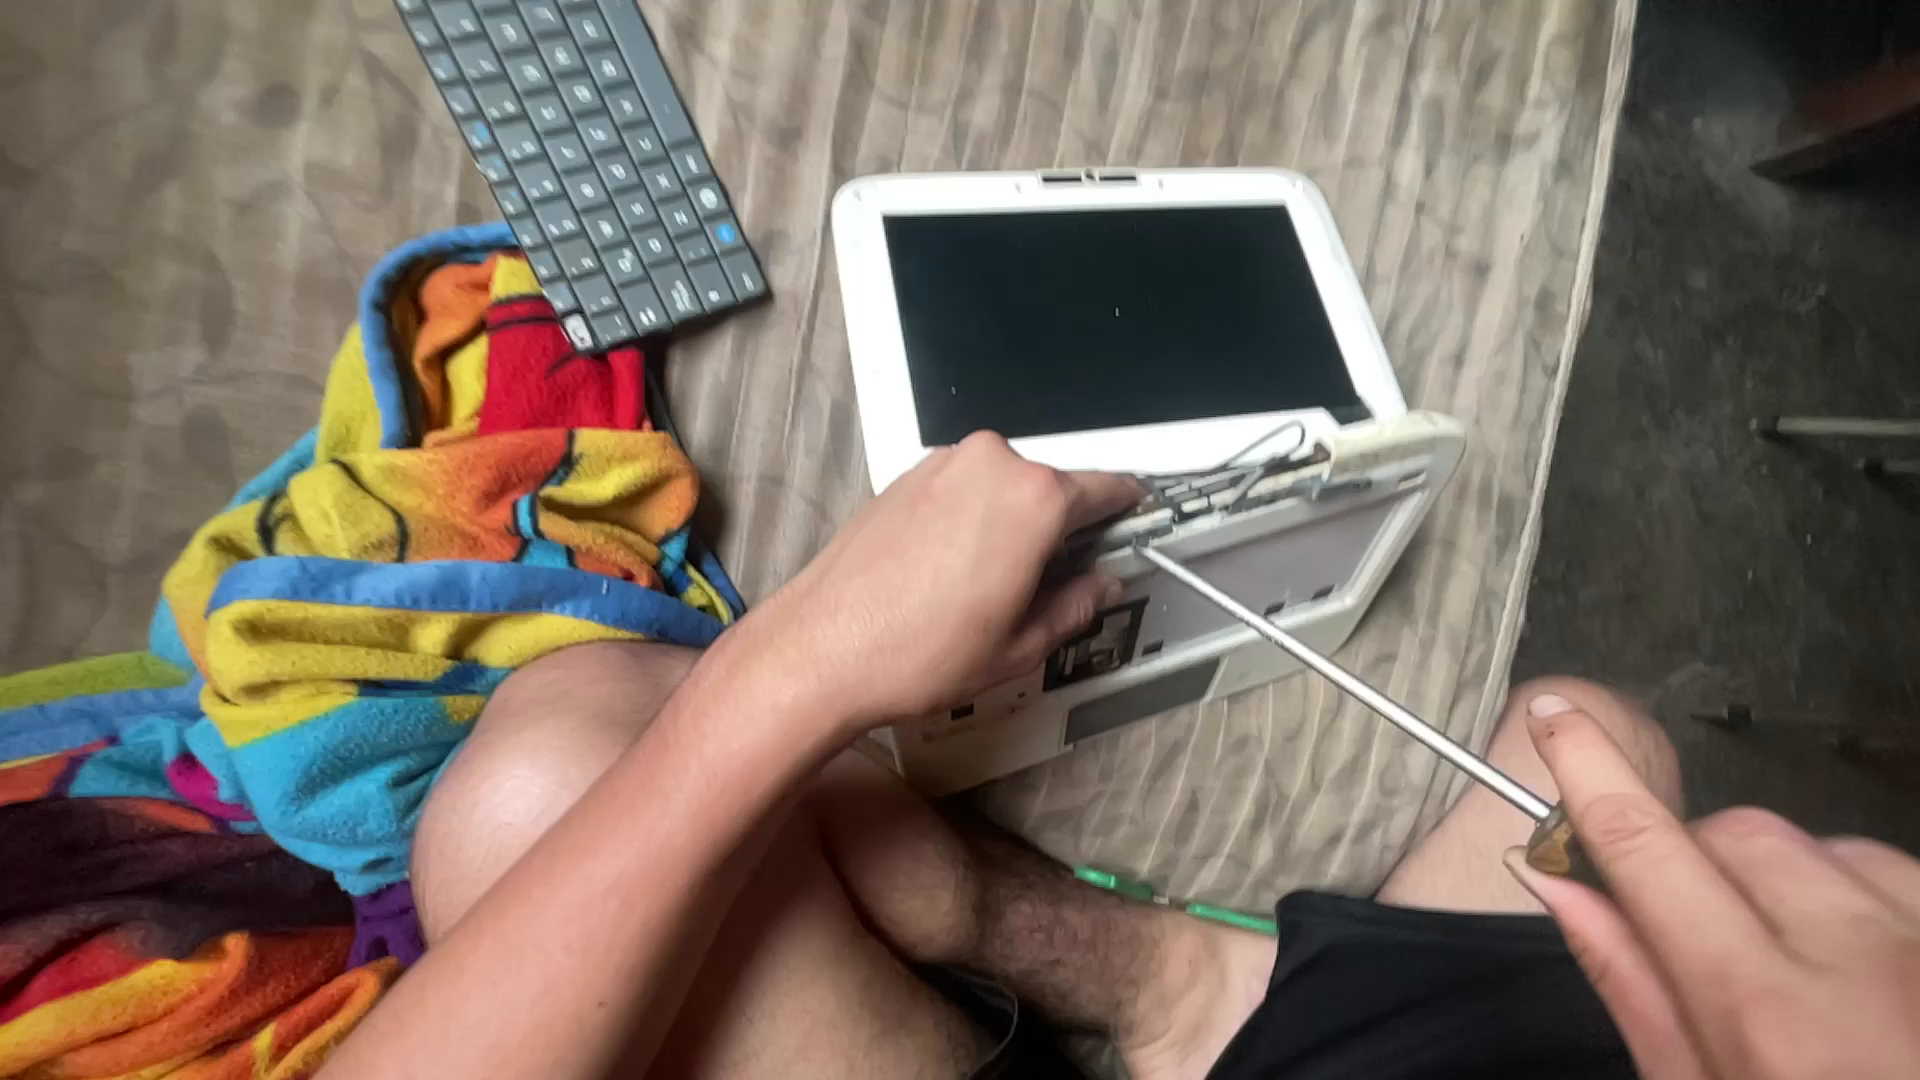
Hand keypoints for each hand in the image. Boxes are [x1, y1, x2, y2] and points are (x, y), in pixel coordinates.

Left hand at [742, 432, 1141, 731]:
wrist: (821, 648)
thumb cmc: (915, 650)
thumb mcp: (1019, 645)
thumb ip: (1074, 605)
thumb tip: (1098, 586)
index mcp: (1033, 498)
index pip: (1106, 489)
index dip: (1125, 510)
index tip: (1132, 520)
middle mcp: (990, 464)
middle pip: (1052, 487)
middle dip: (1062, 526)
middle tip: (1056, 578)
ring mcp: (944, 464)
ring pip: (1006, 486)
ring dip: (1015, 521)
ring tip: (994, 583)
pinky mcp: (909, 475)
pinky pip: (965, 487)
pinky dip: (976, 516)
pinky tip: (957, 567)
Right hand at [1507, 705, 1919, 1078]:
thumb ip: (1627, 980)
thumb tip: (1544, 875)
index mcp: (1764, 1010)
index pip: (1642, 843)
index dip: (1586, 767)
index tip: (1555, 717)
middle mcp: (1869, 966)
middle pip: (1739, 833)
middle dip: (1701, 859)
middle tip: (1707, 928)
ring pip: (1834, 849)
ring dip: (1799, 881)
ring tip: (1817, 959)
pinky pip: (1908, 878)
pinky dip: (1878, 903)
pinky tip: (1886, 965)